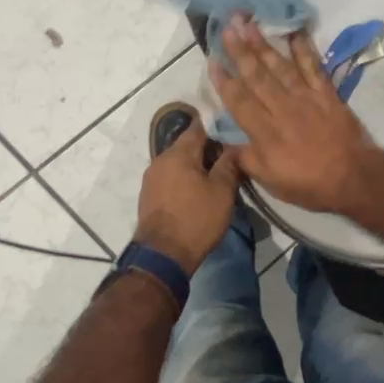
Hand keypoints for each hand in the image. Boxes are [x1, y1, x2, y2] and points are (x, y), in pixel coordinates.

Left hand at [135, 122, 241, 274]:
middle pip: (188, 144)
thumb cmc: (197, 219)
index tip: (234, 130)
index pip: (199, 126)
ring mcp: (151, 178)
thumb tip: (234, 145)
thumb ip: (229, 163)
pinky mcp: (149, 195)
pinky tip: (199, 189)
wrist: (163, 256)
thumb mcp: (222, 190)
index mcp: (178, 153)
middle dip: (209, 147)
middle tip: (231, 156)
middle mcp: (160, 159)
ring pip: (179, 161)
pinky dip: (185, 177)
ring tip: (217, 174)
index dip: (218, 126)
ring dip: (197, 164)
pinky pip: (171, 176)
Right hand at [211, 16, 375, 212]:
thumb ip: (246, 159)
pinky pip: (313, 66)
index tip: (212, 60)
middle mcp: (282, 108)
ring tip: (250, 24)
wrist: (353, 176)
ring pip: (280, 66)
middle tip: (228, 26)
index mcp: (265, 131)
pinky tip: (295, 32)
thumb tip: (225, 142)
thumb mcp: (270, 181)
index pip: (239, 100)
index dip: (224, 80)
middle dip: (240, 51)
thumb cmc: (309, 183)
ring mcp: (305, 97)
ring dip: (264, 44)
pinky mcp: (326, 93)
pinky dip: (304, 49)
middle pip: (257, 76)